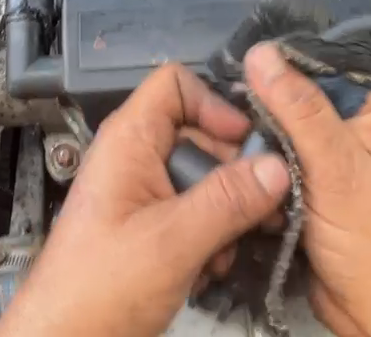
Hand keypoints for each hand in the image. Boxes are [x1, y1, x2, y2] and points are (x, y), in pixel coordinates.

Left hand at [0, 63, 291, 336]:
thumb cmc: (95, 286)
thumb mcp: (172, 240)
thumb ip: (227, 201)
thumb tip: (275, 166)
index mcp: (130, 138)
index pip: (175, 83)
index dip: (214, 104)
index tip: (246, 141)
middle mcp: (136, 155)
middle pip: (200, 134)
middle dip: (231, 174)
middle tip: (259, 208)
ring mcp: (143, 191)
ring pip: (203, 178)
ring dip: (225, 214)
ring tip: (225, 250)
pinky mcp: (151, 225)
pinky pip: (195, 212)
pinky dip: (211, 237)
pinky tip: (208, 268)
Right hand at [245, 43, 370, 336]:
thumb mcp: (339, 170)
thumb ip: (300, 111)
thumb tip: (262, 55)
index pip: (317, 64)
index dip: (278, 71)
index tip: (241, 82)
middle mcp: (358, 121)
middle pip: (294, 93)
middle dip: (265, 111)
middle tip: (238, 127)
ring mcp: (334, 150)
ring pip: (280, 124)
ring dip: (259, 140)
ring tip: (239, 151)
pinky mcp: (313, 177)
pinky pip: (277, 154)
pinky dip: (261, 163)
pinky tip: (247, 171)